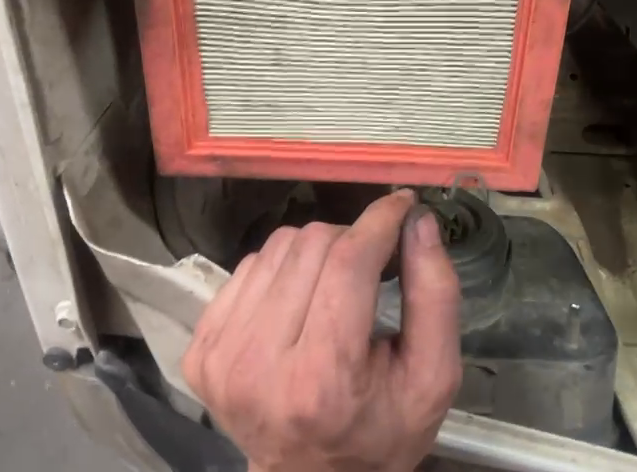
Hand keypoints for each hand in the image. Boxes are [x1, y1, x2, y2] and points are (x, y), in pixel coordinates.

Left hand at [183, 189, 461, 471]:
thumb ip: (435, 295)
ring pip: (279, 245)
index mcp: (323, 379)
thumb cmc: (379, 432)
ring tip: (336, 287)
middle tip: (373, 264)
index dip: (380, 221)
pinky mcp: (201, 348)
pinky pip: (249, 264)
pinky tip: (299, 302)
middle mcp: (260, 364)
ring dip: (317, 251)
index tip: (402, 204)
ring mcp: (222, 355)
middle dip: (353, 240)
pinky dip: (282, 269)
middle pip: (313, 245)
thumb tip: (418, 221)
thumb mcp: (432, 378)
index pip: (348, 263)